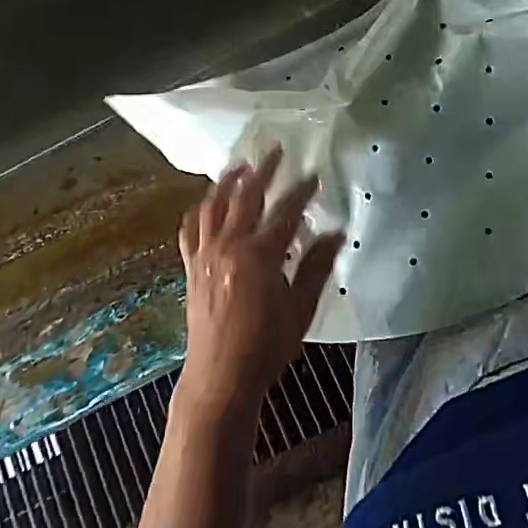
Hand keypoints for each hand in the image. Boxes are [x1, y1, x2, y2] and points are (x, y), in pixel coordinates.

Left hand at [175, 147, 342, 410]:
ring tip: (239, 165)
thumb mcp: (300, 310)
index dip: (301, 191)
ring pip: (214, 205)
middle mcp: (229, 245)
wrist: (221, 376)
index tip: (313, 175)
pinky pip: (191, 229)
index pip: (285, 211)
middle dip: (262, 169)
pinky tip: (206, 203)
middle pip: (245, 195)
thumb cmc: (266, 347)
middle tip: (274, 150)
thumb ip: (316, 267)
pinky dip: (199, 211)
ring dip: (227, 181)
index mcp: (260, 255)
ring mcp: (206, 253)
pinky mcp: (192, 265)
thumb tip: (336, 233)